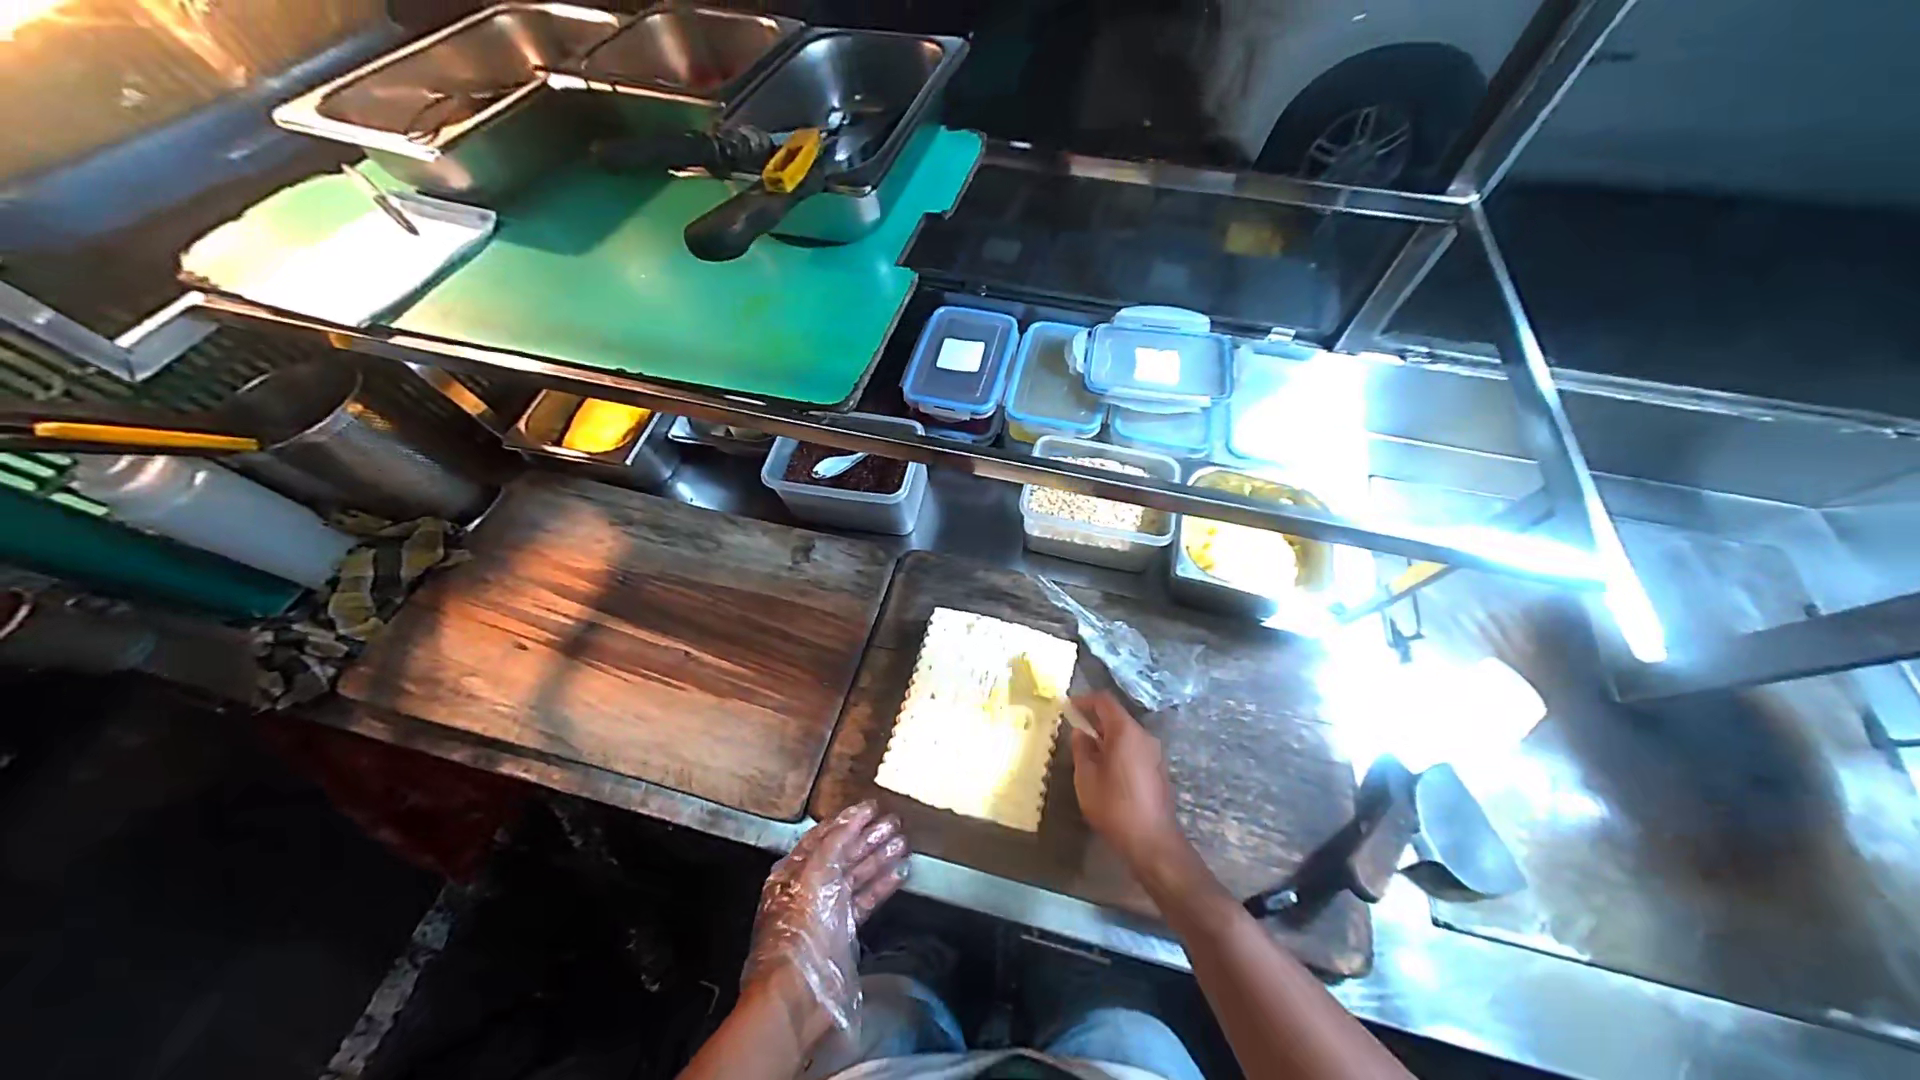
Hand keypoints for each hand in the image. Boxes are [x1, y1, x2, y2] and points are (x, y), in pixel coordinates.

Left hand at [741, 801, 908, 1047]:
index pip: (824, 836)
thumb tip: (853, 818)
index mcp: (795, 871)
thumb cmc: (799, 931)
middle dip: (869, 836)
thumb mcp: (813, 878)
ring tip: (903, 842)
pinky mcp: (844, 931)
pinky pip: (866, 899)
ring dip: (880, 857)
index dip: (848, 820)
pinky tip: (901, 872)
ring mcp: (828, 909)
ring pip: (857, 875)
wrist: (797, 993)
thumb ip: (833, 845)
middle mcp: (811, 886)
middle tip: (895, 822)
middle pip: (844, 854)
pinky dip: (883, 885)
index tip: (872, 806)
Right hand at [1070, 691, 1190, 880]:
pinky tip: (1105, 769)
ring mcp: (1154, 753)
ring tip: (1086, 752)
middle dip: (1094, 720)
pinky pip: (1134, 749)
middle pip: (1117, 717)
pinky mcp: (1158, 770)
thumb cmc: (1114, 806)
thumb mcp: (1086, 777)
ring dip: (1106, 737)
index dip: (1084, 700)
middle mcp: (1144, 736)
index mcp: (1126, 731)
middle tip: (1073, 730)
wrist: (1152, 841)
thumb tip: (1081, 733)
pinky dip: (1118, 749)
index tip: (1067, 707)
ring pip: (1126, 734)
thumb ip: (1081, 749)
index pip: (1104, 701)